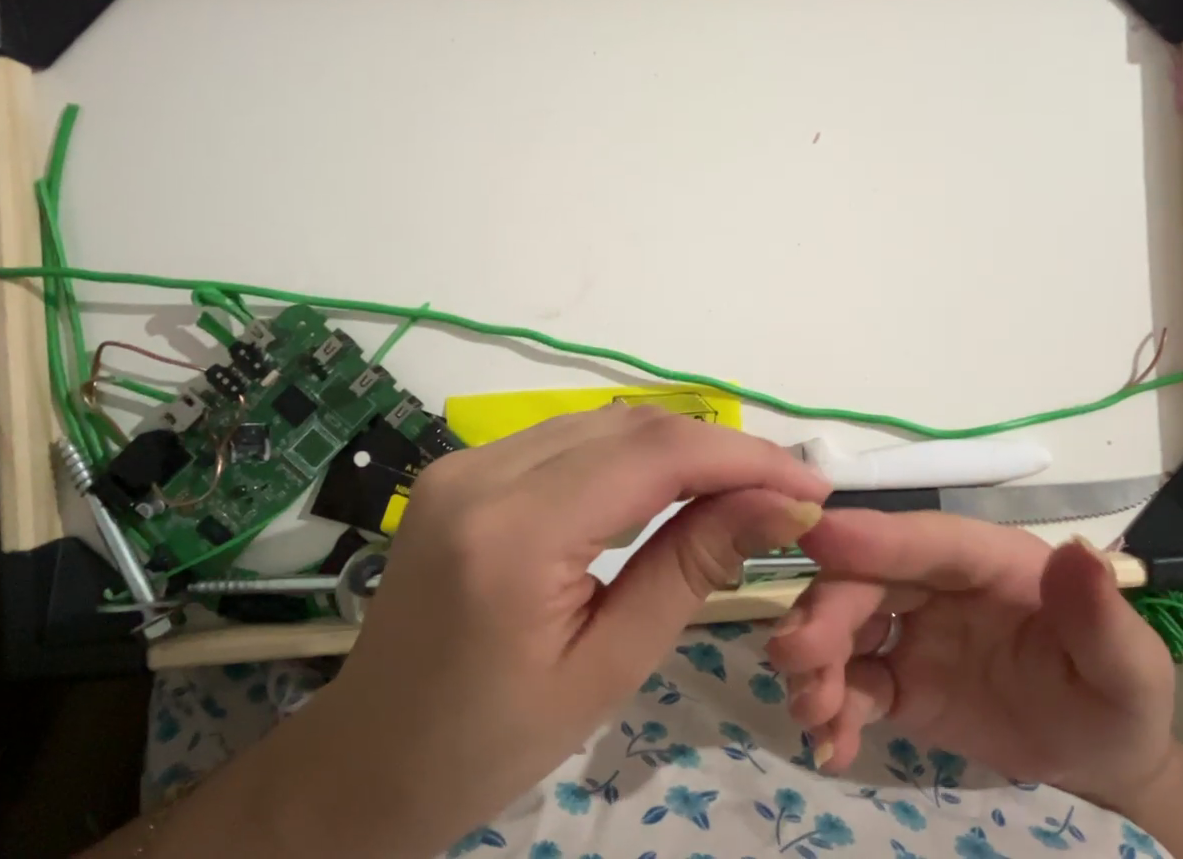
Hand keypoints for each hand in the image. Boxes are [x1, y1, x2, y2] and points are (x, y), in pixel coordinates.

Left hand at [310, 406, 829, 856]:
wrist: (369, 760)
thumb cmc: (491, 743)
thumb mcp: (609, 667)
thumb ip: (692, 567)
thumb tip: (781, 504)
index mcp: (512, 536)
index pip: (653, 456)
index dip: (745, 459)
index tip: (813, 486)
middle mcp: (479, 474)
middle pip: (631, 425)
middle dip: (721, 449)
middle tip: (787, 493)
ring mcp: (463, 464)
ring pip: (602, 424)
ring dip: (681, 448)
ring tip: (742, 492)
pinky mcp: (461, 470)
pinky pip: (568, 440)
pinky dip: (632, 456)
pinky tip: (670, 489)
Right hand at [765, 510, 1175, 806]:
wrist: (1093, 758)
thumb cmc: (1118, 699)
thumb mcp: (1130, 668)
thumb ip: (1101, 617)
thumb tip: (1076, 553)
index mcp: (987, 561)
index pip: (925, 540)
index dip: (873, 536)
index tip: (816, 536)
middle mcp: (937, 584)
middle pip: (865, 580)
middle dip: (824, 612)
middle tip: (794, 657)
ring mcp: (909, 631)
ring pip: (842, 625)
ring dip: (813, 660)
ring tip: (813, 713)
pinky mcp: (895, 680)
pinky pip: (850, 685)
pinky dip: (830, 710)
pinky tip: (832, 747)